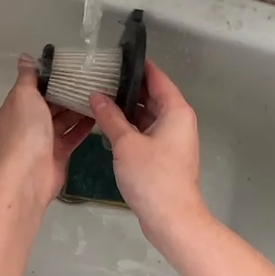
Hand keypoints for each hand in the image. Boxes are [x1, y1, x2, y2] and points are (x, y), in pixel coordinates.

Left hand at [0, 56, 94, 209]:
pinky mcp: (59, 153)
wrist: (28, 174)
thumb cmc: (25, 130)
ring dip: (79, 108)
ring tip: (100, 93)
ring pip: (64, 119)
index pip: (34, 86)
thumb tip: (25, 57)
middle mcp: (30, 121)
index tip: (72, 65)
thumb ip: (27, 77)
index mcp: (19, 105)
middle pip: (51, 103)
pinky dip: (84, 126)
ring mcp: (45, 138)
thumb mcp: (24, 96)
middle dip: (68, 92)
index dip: (51, 76)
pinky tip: (100, 115)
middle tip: (93, 78)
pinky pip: (73, 135)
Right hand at [87, 62, 210, 241]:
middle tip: (98, 78)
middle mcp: (178, 121)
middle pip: (152, 95)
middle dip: (127, 88)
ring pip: (147, 115)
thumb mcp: (126, 144)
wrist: (171, 218)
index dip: (136, 66)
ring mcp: (172, 140)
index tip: (114, 57)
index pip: (157, 77)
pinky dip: (130, 127)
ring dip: (127, 109)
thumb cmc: (152, 177)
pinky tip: (108, 125)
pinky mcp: (164, 156)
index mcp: (176, 111)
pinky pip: (146, 132)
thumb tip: (96, 96)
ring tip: (98, 98)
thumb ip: (110, 117)